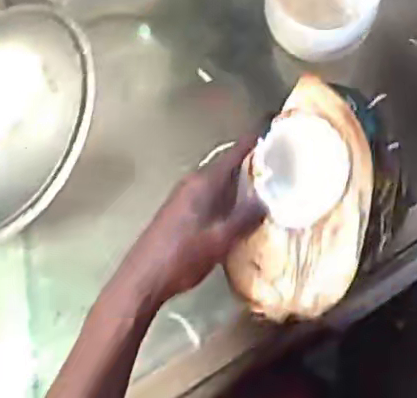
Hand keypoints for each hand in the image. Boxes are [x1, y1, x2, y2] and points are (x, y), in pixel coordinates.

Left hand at [112, 137, 266, 307]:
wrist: (143, 278)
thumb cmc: (183, 256)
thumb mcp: (220, 240)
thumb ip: (244, 218)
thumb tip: (267, 200)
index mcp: (204, 182)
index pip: (233, 154)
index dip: (252, 144)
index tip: (272, 138)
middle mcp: (193, 180)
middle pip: (224, 164)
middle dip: (247, 164)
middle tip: (273, 168)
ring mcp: (183, 193)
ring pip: (215, 179)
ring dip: (235, 180)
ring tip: (259, 188)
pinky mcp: (177, 208)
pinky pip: (207, 190)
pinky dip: (223, 193)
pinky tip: (232, 209)